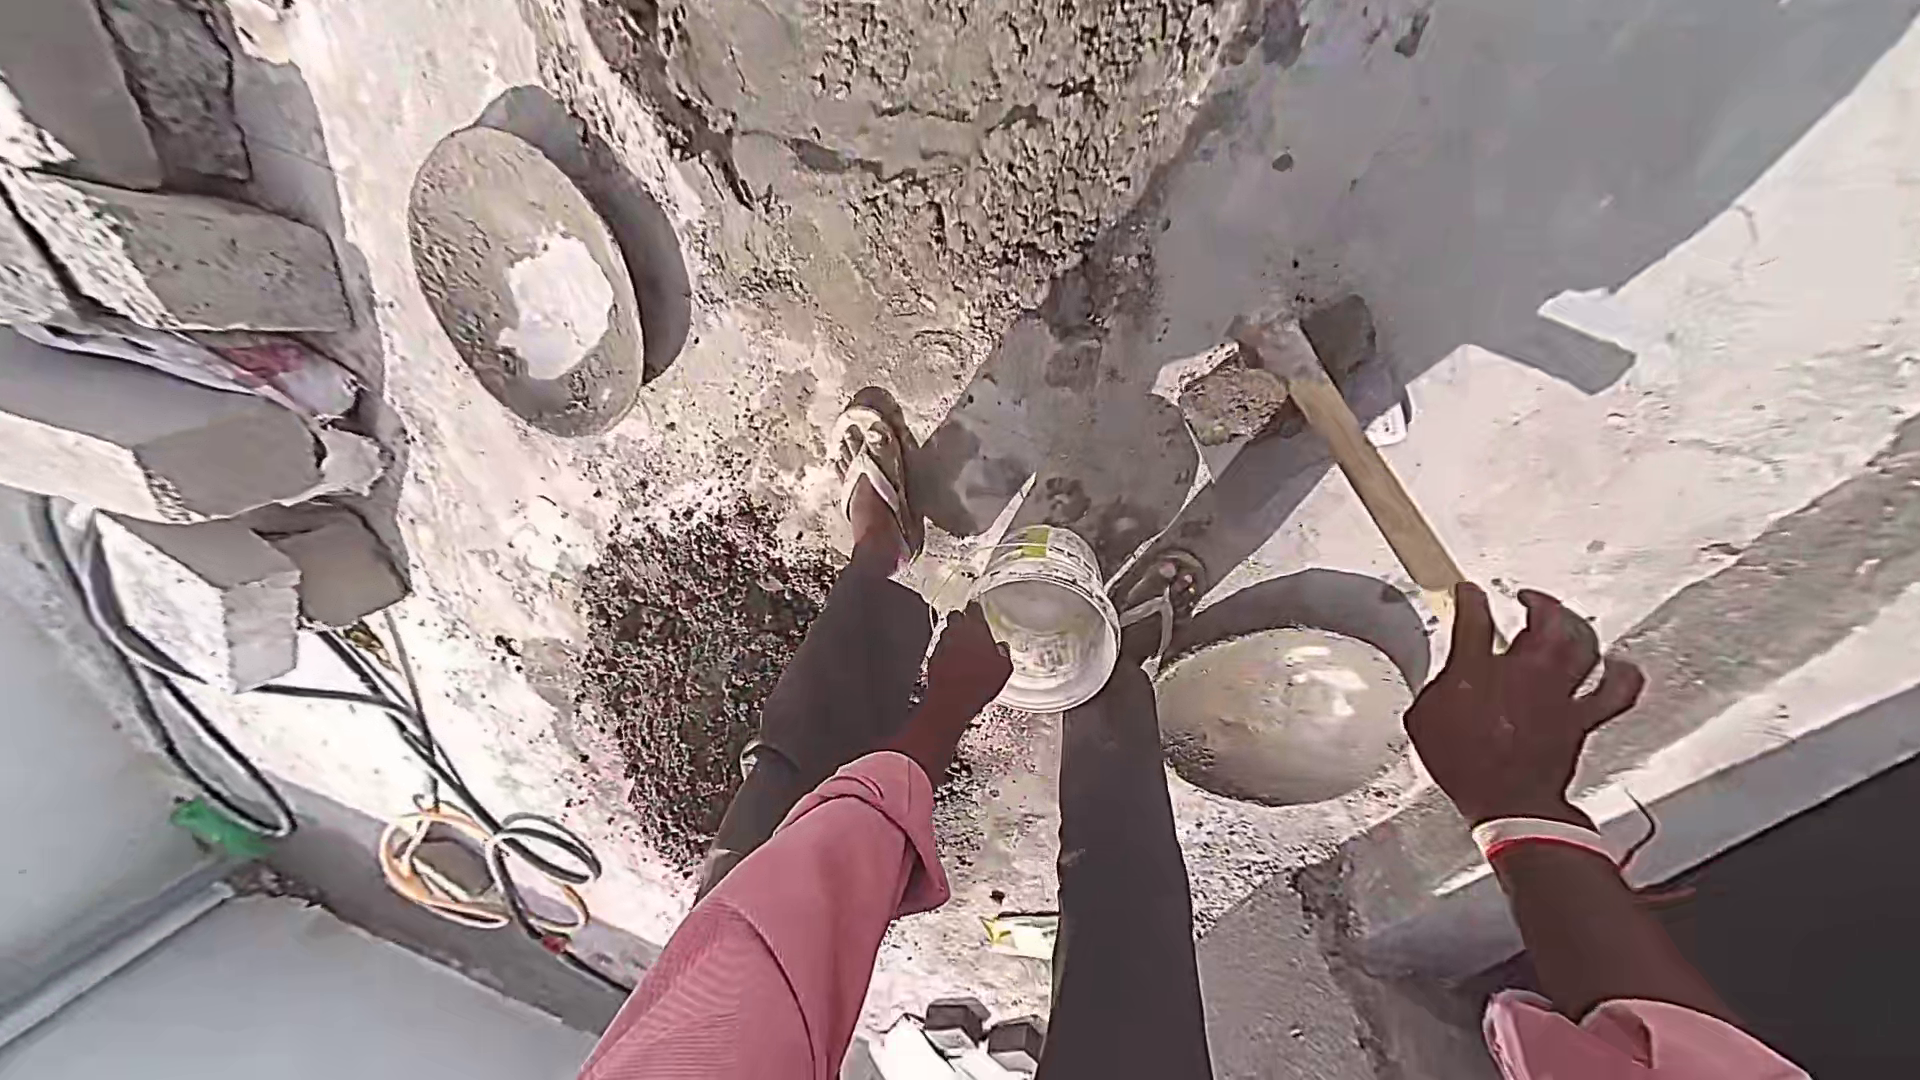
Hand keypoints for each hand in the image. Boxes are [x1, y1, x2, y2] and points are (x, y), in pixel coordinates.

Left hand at [924, 603, 1012, 719]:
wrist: (952, 700)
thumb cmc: (979, 683)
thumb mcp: (1003, 668)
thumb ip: (1003, 653)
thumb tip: (1003, 648)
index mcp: (975, 629)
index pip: (973, 609)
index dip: (976, 609)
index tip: (977, 609)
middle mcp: (956, 632)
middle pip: (956, 616)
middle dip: (962, 618)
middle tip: (970, 625)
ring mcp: (942, 644)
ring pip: (946, 631)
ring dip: (954, 634)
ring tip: (963, 645)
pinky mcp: (933, 657)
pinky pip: (940, 647)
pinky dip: (946, 650)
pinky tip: (953, 660)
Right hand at [1405, 583, 1644, 825]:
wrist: (1506, 803)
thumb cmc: (1461, 763)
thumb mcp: (1423, 717)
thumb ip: (1435, 688)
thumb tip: (1444, 679)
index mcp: (1474, 672)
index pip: (1474, 619)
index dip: (1470, 598)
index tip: (1468, 590)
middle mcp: (1522, 675)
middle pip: (1544, 622)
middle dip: (1538, 602)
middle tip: (1528, 596)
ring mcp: (1557, 695)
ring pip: (1582, 645)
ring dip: (1575, 625)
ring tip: (1565, 617)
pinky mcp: (1582, 718)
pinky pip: (1616, 690)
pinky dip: (1622, 672)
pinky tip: (1619, 663)